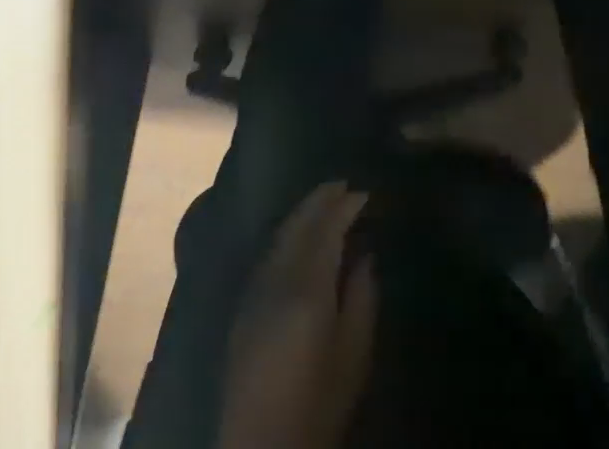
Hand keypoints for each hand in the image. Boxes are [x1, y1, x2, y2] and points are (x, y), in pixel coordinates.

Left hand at [216, 182, 376, 448]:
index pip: (324, 230)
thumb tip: (364, 255)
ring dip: (301, 214)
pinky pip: (269, 253)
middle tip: (342, 185)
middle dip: (319, 201)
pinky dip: (287, 234)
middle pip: (296, 226)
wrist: (262, 443)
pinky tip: (299, 236)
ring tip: (324, 201)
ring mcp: (254, 291)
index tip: (363, 191)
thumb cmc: (320, 402)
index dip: (343, 206)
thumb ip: (362, 297)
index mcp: (306, 289)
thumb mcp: (355, 354)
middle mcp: (274, 279)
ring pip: (278, 237)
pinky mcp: (244, 306)